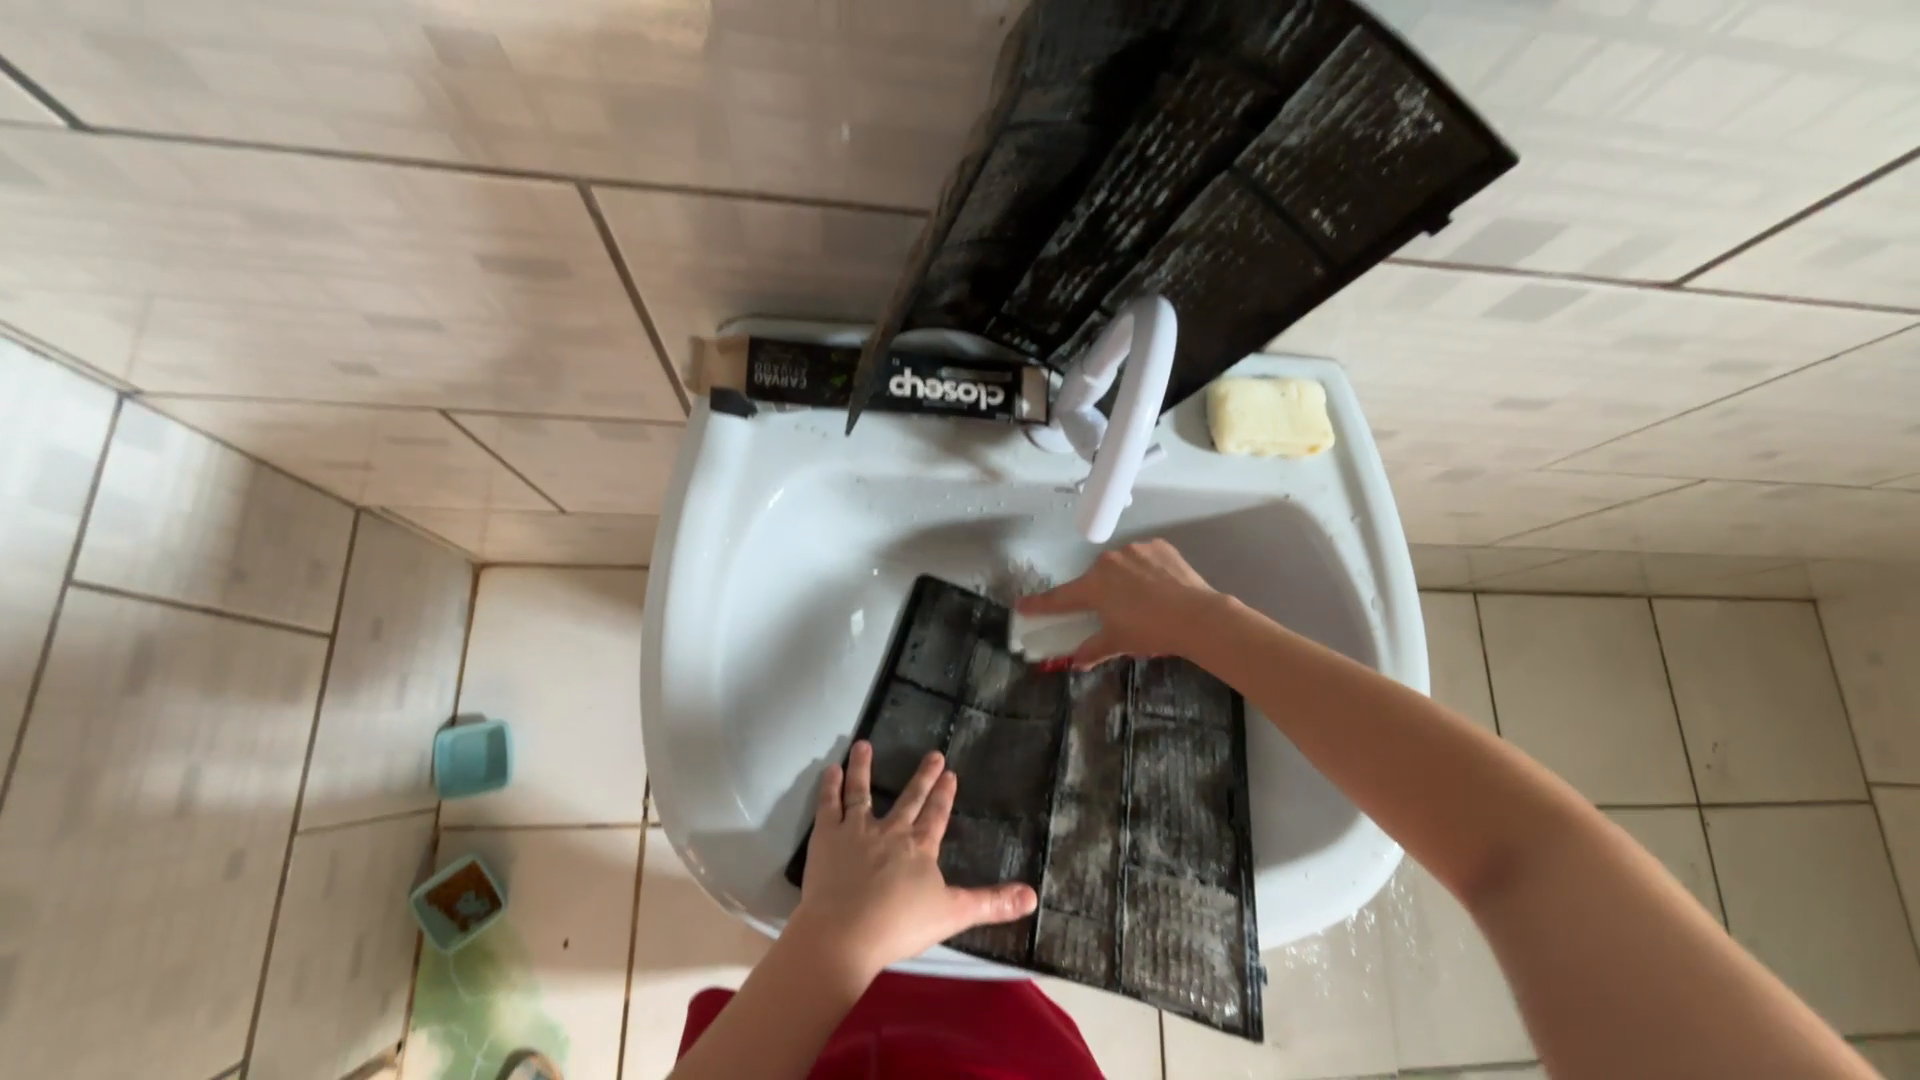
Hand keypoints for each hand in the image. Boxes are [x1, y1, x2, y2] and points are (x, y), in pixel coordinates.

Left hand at [789, 741, 1037, 978]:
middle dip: (923, 776)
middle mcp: (891, 830)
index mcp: (920, 847)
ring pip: (861, 792)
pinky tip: (832, 769)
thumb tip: (1033, 896)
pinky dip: (830, 786)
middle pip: (909, 798)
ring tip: (864, 745)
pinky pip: (829, 805)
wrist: (845, 934)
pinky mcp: (827, 837)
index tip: (950, 773)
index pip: (936, 814)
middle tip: (932, 754)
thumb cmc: (899, 926)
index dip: (944, 794)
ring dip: (863, 768)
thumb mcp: (953, 915)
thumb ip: (991, 903)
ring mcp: (856, 830)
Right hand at [1017, 539, 1220, 668]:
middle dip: (1100, 594)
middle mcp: (1109, 561)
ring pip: (1121, 566)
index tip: (1020, 604)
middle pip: (1095, 579)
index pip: (1060, 598)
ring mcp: (1135, 549)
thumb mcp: (1118, 642)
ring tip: (1144, 602)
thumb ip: (1093, 649)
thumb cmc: (1150, 631)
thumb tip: (1076, 662)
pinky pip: (1145, 558)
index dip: (1039, 604)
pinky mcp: (1159, 546)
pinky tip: (1160, 587)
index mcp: (1093, 585)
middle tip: (1114, 613)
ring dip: (1125, 580)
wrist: (1197, 615)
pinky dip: (1147, 570)